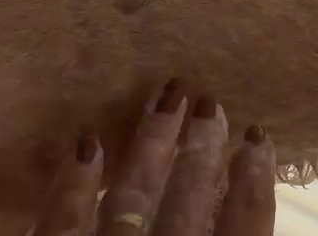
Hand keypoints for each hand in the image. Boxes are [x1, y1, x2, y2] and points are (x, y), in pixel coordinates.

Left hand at [36, 84, 275, 235]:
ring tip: (167, 95)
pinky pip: (60, 227)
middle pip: (188, 200)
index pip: (246, 225)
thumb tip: (249, 192)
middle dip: (201, 148)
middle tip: (210, 102)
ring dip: (152, 144)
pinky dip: (72, 186)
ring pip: (130, 198)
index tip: (257, 136)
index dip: (256, 181)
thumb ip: (239, 235)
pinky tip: (86, 142)